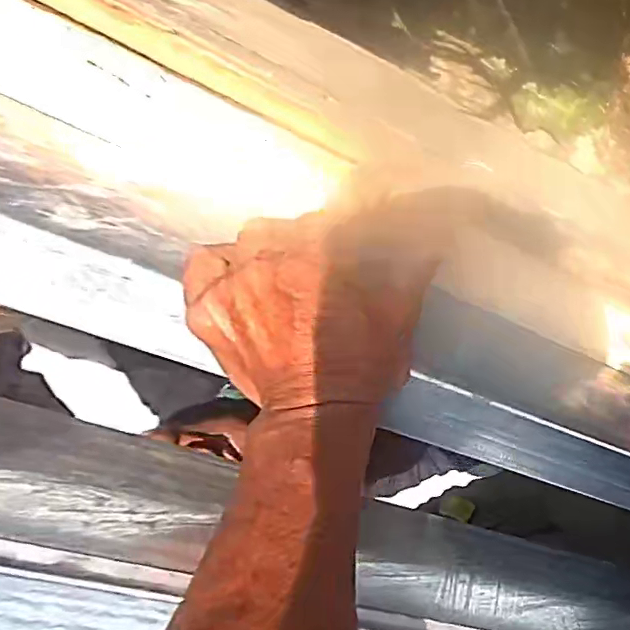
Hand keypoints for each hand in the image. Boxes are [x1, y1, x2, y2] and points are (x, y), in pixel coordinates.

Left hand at [181, 188, 461, 413]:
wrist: (319, 410)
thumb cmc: (361, 367)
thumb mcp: (400, 313)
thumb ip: (410, 267)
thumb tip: (426, 238)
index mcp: (322, 257)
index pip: (336, 219)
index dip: (351, 229)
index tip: (359, 243)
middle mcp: (270, 262)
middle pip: (288, 226)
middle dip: (310, 241)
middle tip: (327, 267)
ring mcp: (234, 284)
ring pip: (248, 239)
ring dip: (269, 250)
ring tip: (287, 275)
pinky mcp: (208, 308)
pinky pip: (204, 264)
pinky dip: (223, 265)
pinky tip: (244, 277)